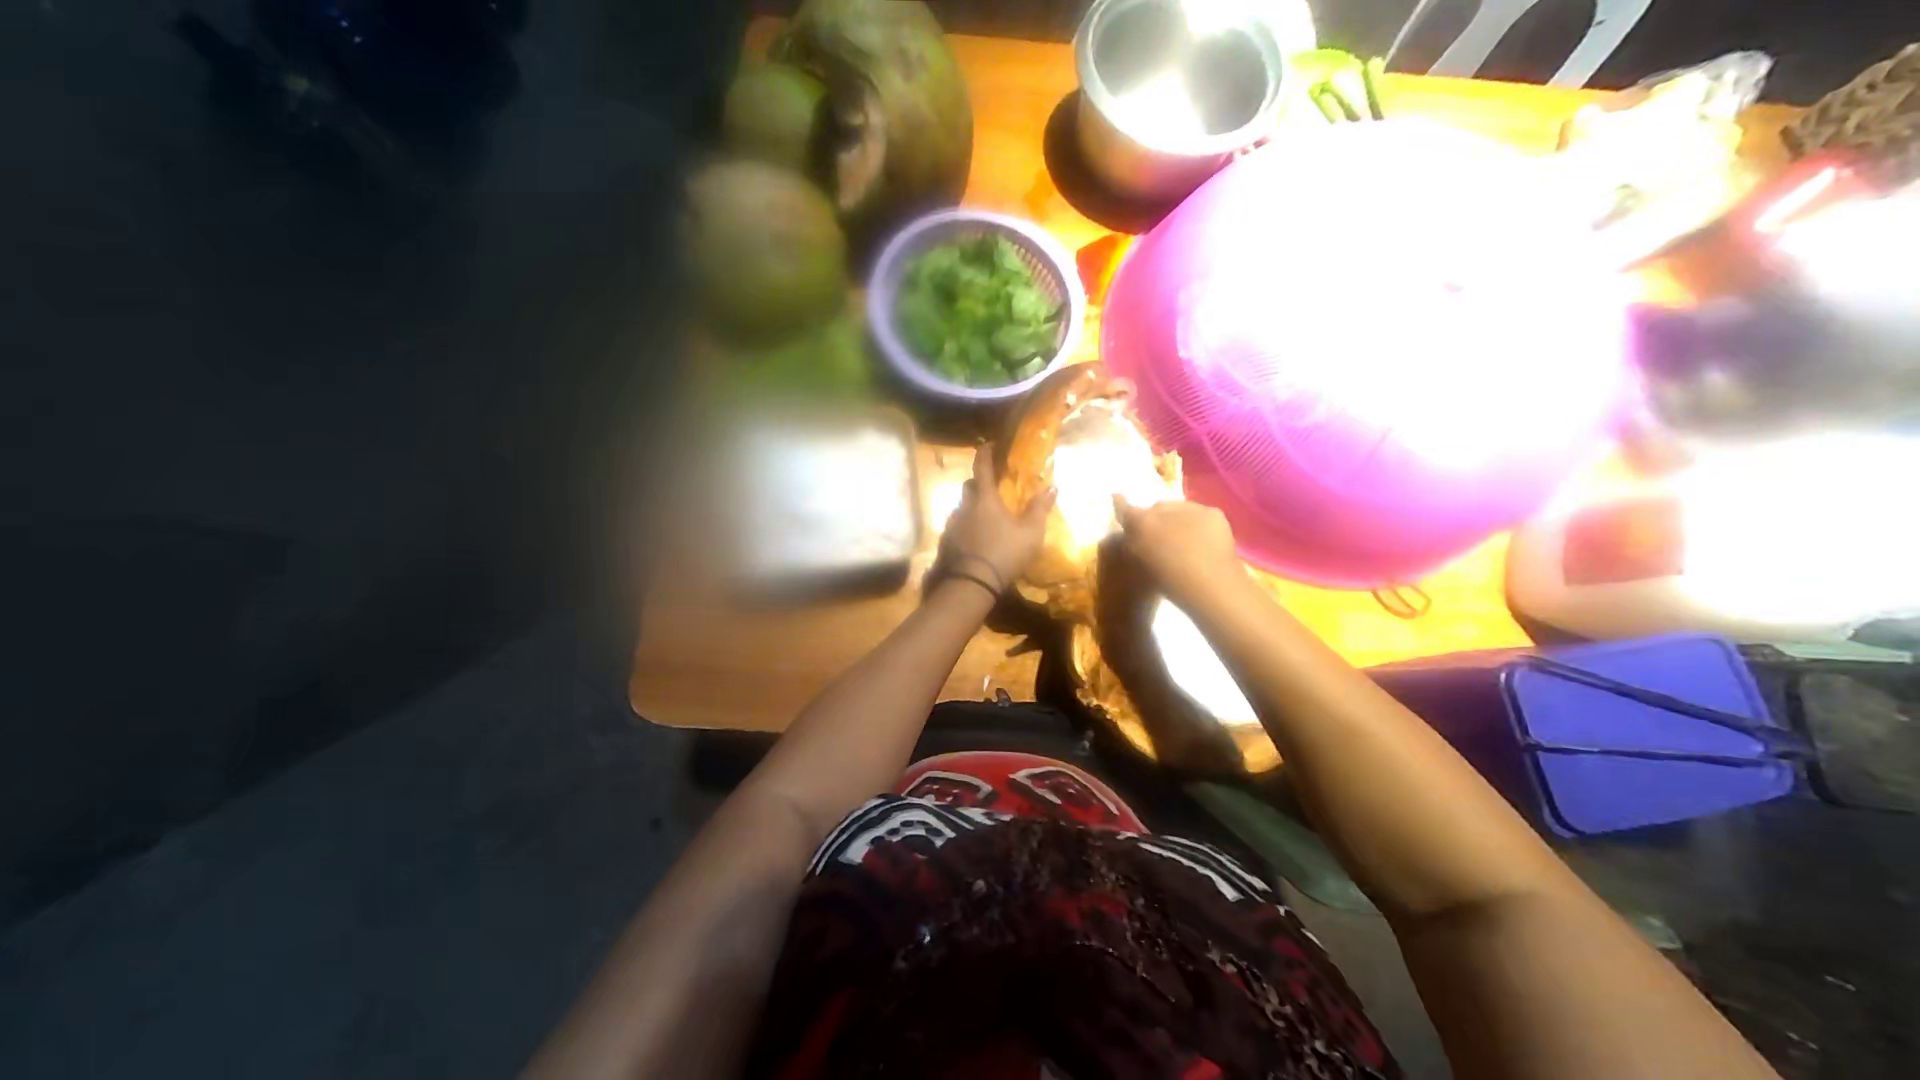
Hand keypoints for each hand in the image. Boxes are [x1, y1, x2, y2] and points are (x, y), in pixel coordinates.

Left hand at [939, 450, 1054, 592]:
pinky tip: (972, 539)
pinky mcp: (945, 544)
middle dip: (977, 484)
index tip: (986, 445)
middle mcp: (964, 507)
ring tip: (983, 518)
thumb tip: (1051, 488)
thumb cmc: (1004, 553)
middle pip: (968, 487)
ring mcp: (952, 526)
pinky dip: (964, 528)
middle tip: (988, 487)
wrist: (970, 583)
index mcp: (985, 500)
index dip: (984, 455)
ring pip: (960, 509)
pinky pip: (955, 528)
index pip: (982, 469)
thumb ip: (1039, 510)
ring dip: (970, 508)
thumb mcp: (1030, 534)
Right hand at [1111, 496, 1244, 607]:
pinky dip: (1201, 524)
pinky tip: (1206, 541)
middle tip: (1164, 538)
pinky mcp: (1212, 512)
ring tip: (1188, 540)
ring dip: (1180, 520)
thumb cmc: (1168, 581)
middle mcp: (1162, 508)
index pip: (1123, 506)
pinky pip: (1202, 515)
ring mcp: (1189, 507)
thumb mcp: (1141, 564)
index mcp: (1140, 522)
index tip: (1118, 498)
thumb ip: (1134, 544)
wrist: (1209, 581)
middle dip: (1158, 519)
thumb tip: (1131, 535)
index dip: (1120, 503)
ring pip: (1181, 509)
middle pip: (1157, 508)